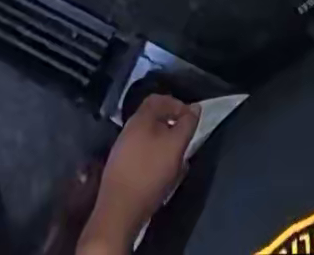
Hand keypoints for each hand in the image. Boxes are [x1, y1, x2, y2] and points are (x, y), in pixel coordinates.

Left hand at [80, 95, 199, 250]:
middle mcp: (127, 131)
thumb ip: (188, 123)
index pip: (159, 99)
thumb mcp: (177, 145)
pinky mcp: (119, 171)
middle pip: (153, 119)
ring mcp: (120, 152)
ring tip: (177, 158)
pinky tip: (163, 174)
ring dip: (165, 145)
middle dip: (172, 126)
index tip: (190, 118)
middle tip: (185, 138)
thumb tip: (195, 107)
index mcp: (140, 119)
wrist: (118, 214)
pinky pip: (141, 155)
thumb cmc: (150, 173)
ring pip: (148, 138)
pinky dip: (154, 159)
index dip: (177, 104)